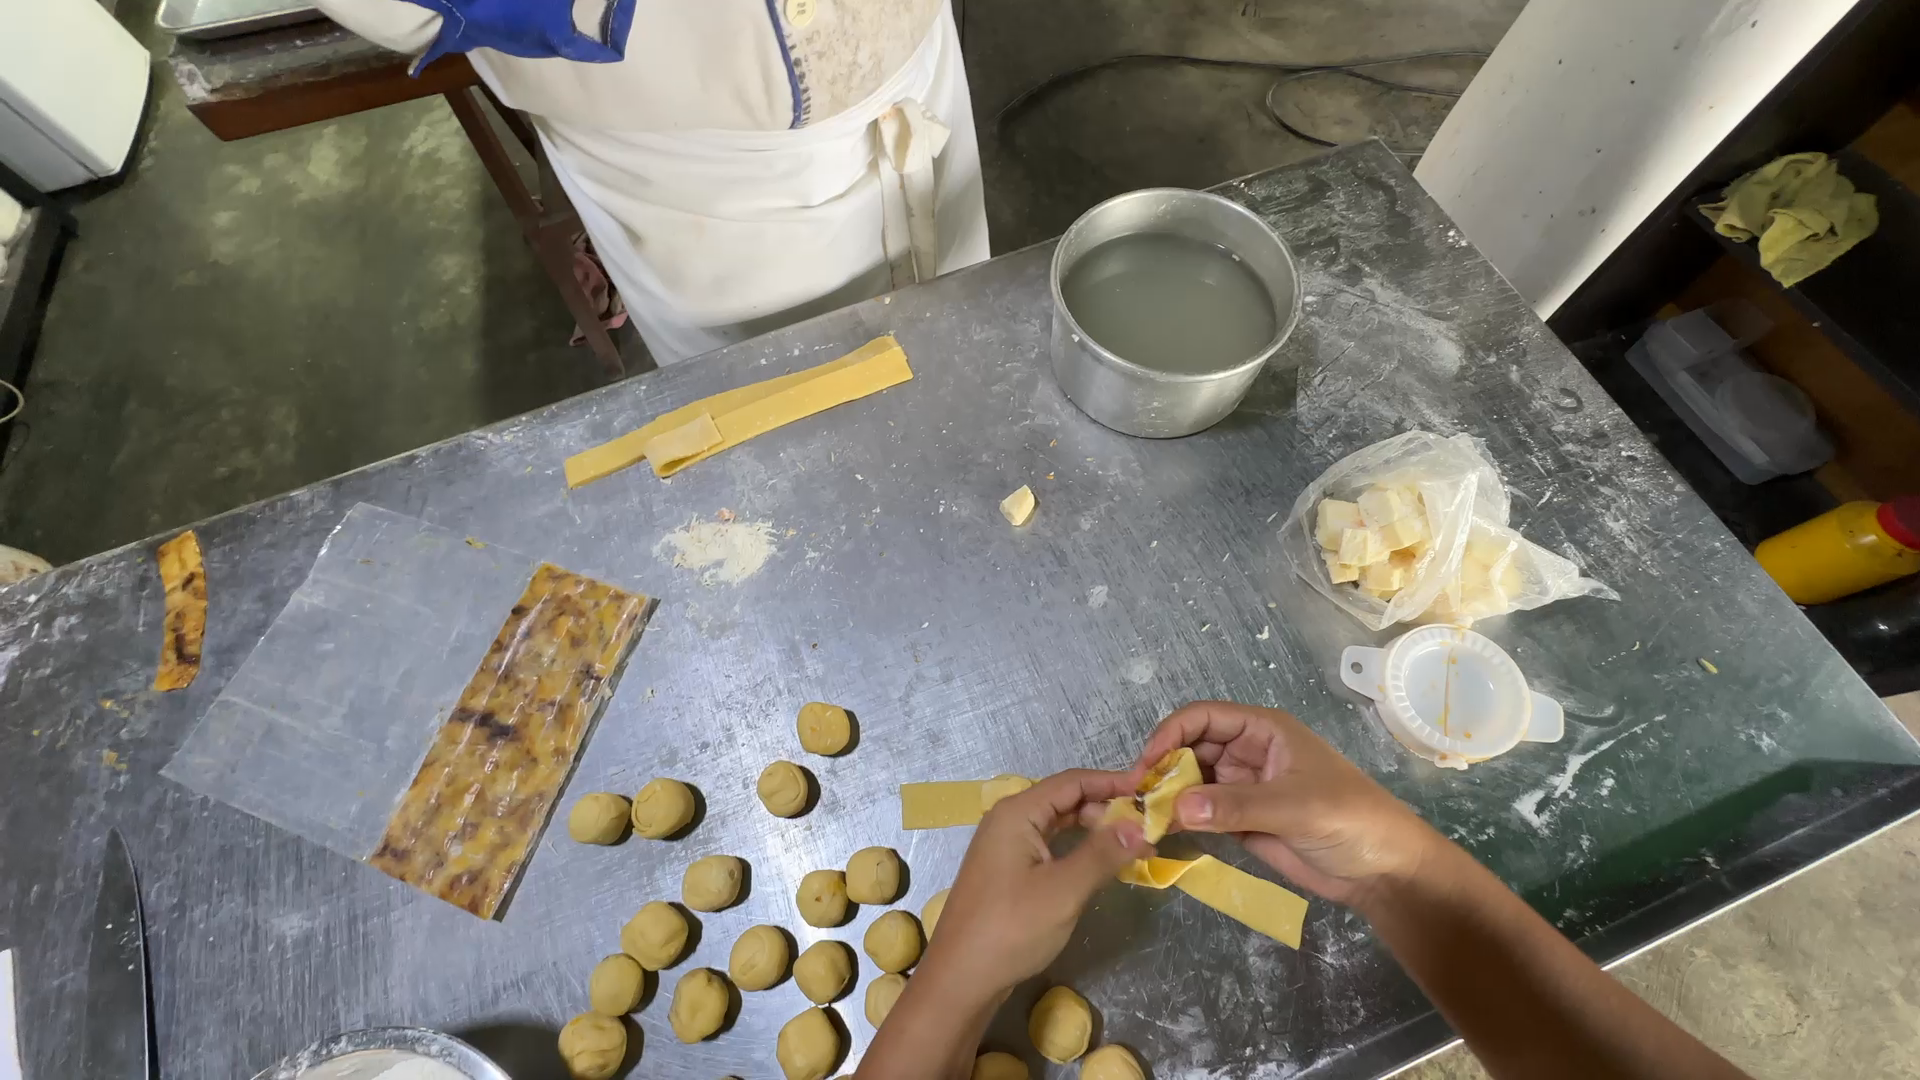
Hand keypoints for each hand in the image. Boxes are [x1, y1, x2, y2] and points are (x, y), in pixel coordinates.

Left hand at [918, 769, 1153, 999]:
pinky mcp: (1008, 870)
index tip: (1148, 791)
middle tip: (1144, 827)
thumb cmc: (1012, 927)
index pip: (1071, 782)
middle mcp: (1008, 819)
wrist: (961, 977)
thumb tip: (1140, 825)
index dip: (1110, 783)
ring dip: (1092, 830)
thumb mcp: (1064, 890)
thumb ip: (1102, 853)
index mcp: (1017, 812)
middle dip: (1104, 809)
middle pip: (1064, 800)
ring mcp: (1005, 845)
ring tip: (1129, 844)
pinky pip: (1048, 845)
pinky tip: (1097, 864)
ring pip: (1056, 824)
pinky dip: (1075, 849)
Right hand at [1135, 701, 1444, 904]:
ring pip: (1189, 781)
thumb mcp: (1296, 806)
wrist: (1384, 873)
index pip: (1203, 717)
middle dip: (1161, 767)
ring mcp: (1239, 786)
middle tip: (1136, 796)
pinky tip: (1157, 831)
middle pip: (1188, 748)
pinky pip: (1198, 812)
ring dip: (1165, 795)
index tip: (1146, 763)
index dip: (1170, 734)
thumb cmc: (1350, 819)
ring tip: (1140, 816)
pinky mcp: (1237, 819)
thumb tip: (1175, 808)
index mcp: (1261, 730)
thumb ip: (1235, 805)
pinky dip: (1177, 819)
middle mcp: (1245, 752)